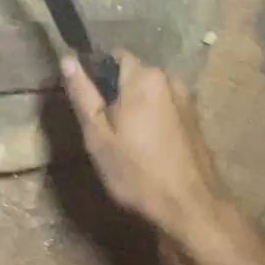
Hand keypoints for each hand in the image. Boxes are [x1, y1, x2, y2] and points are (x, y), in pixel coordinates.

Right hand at [62, 52, 228, 242]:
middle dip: (117, 93)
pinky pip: (165, 108)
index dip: (96, 74)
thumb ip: (82, 93)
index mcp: (143, 77)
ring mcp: (187, 100)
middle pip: (133, 75)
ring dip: (136, 108)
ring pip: (150, 94)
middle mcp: (169, 79)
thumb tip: (67, 59)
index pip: (113, 56)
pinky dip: (154, 120)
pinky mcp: (196, 120)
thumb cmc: (137, 172)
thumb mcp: (98, 136)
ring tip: (127, 143)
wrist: (191, 209)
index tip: (88, 102)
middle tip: (104, 130)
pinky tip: (149, 149)